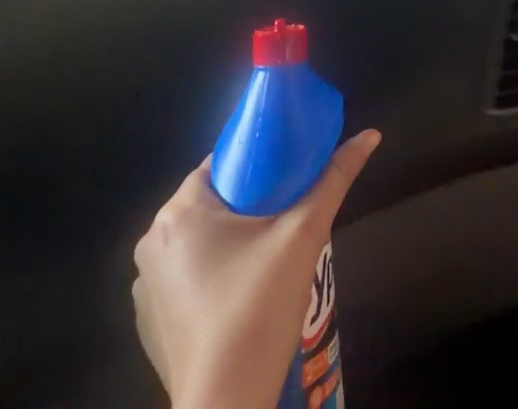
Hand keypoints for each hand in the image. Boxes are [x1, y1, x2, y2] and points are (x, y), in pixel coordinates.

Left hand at [132, 131, 381, 408]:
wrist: (228, 396)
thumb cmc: (261, 303)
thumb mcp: (305, 233)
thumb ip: (335, 179)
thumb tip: (370, 136)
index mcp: (180, 213)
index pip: (220, 165)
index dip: (258, 162)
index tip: (291, 170)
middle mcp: (153, 242)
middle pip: (210, 204)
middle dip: (249, 202)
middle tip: (290, 213)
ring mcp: (146, 286)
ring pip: (198, 243)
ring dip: (230, 240)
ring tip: (272, 253)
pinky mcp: (150, 321)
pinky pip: (185, 279)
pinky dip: (212, 276)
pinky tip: (244, 292)